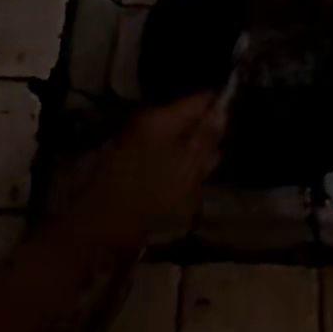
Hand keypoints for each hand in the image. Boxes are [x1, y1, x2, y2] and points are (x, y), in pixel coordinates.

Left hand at [49, 93, 223, 253]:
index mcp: (159, 119)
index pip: (198, 100)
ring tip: (191, 192)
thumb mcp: (186, 167)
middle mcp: (145, 126)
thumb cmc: (148, 197)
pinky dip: (173, 180)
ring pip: (176, 148)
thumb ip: (206, 138)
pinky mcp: (130, 169)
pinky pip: (162, 165)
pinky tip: (175, 201)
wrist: (98, 231)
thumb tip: (222, 109)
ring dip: (190, 167)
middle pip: (187, 125)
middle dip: (204, 147)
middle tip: (209, 170)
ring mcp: (135, 147)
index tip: (233, 128)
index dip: (219, 110)